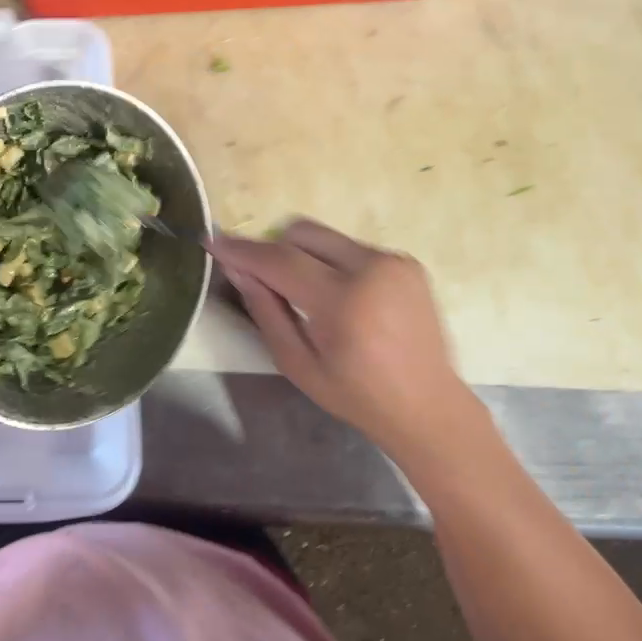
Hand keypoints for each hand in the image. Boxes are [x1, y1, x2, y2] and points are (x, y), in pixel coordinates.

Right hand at [208, 219, 472, 455]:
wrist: (429, 408)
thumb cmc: (356, 395)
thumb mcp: (296, 363)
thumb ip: (264, 309)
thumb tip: (236, 267)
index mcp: (344, 302)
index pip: (280, 260)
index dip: (241, 249)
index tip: (212, 241)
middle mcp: (372, 270)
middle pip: (300, 232)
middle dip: (273, 248)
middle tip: (260, 276)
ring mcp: (393, 262)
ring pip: (323, 237)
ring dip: (302, 255)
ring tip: (303, 293)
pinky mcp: (405, 262)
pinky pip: (349, 247)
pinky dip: (330, 262)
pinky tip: (336, 296)